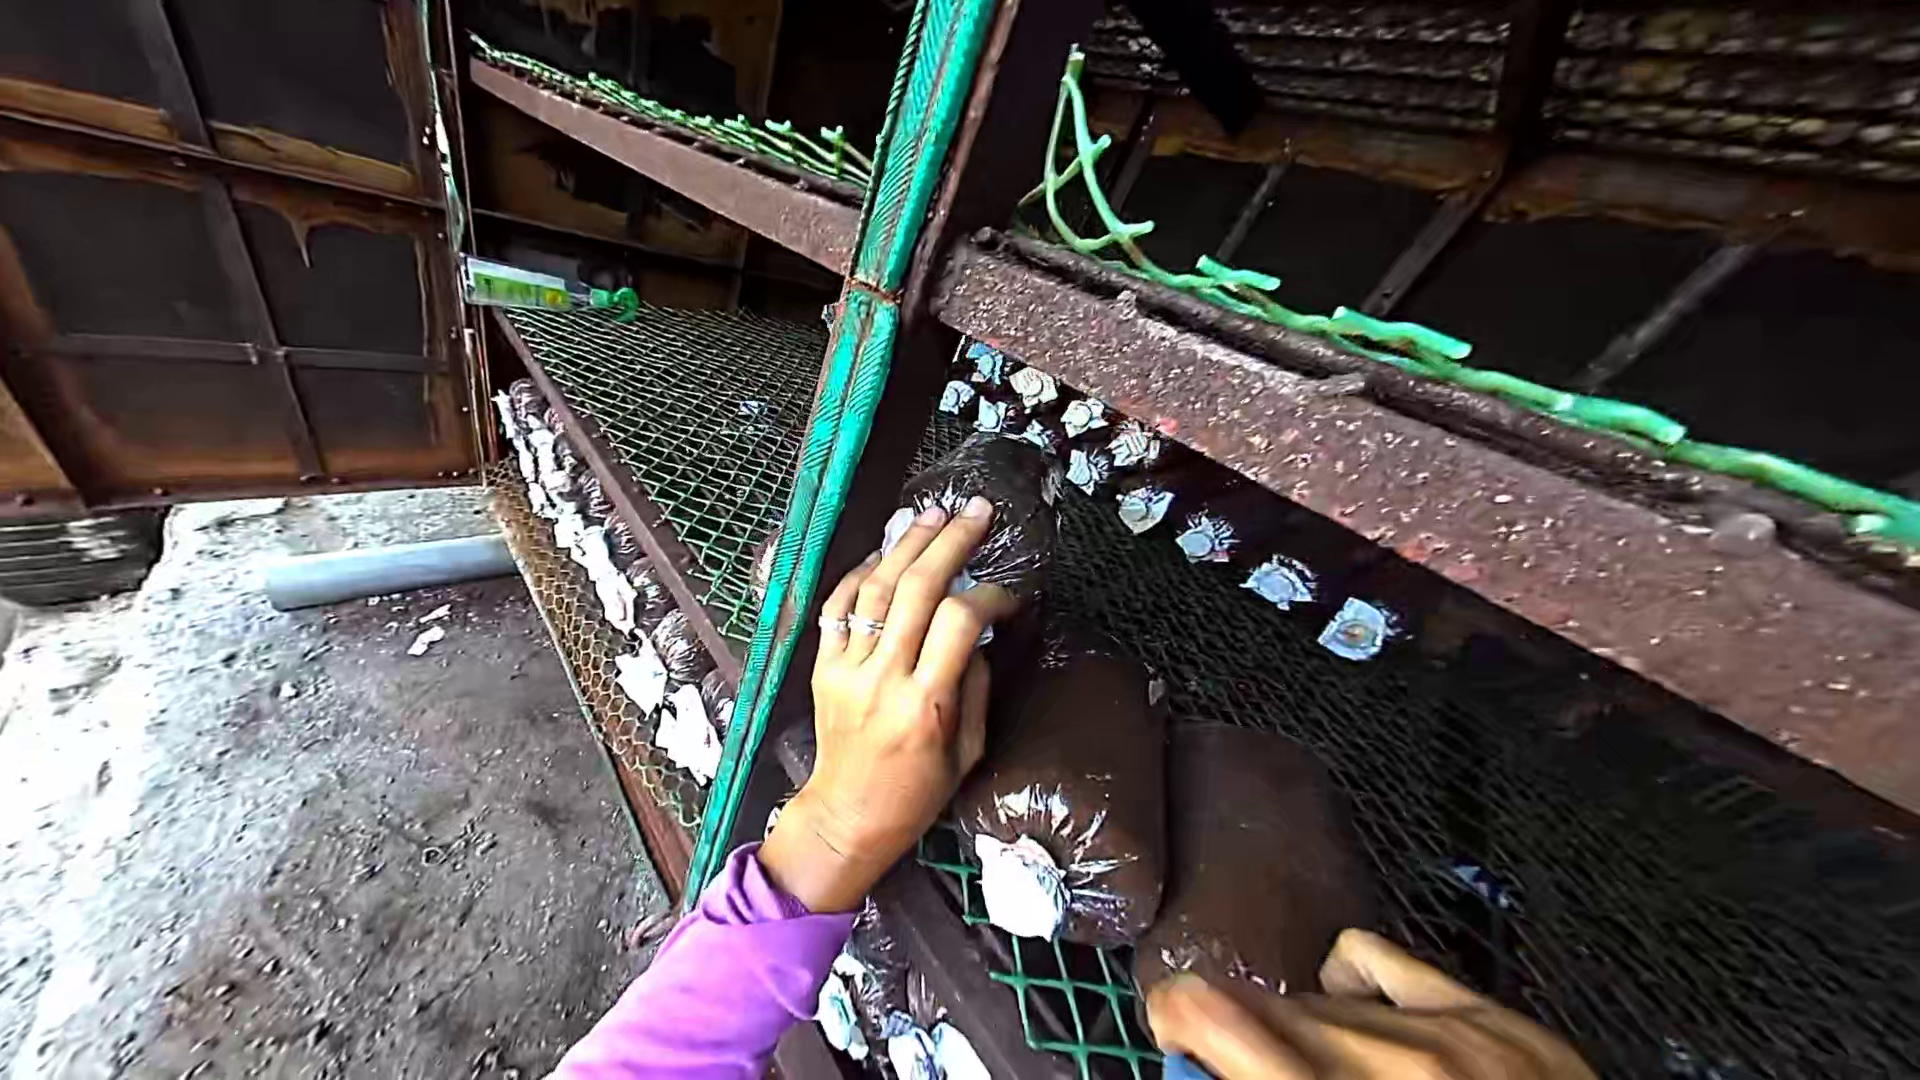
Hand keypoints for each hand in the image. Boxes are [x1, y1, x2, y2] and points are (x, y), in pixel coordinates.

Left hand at [760, 497, 1017, 912]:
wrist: (845, 816)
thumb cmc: (916, 793)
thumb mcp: (968, 750)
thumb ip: (976, 685)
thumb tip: (977, 632)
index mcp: (926, 704)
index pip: (960, 623)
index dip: (989, 596)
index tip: (1006, 595)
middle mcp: (883, 676)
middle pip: (916, 590)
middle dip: (950, 542)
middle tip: (975, 512)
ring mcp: (846, 667)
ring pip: (875, 588)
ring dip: (906, 544)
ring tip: (932, 514)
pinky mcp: (822, 665)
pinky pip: (837, 606)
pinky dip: (859, 571)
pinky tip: (884, 551)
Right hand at [1147, 930, 1595, 1079]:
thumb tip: (1207, 1069)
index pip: (1206, 1010)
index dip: (1171, 1018)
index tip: (1177, 1044)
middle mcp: (1382, 1061)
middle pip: (1256, 1006)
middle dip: (1245, 1048)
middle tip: (1267, 1078)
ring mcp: (1446, 1033)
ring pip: (1311, 998)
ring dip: (1305, 1038)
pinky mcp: (1497, 1019)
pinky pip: (1368, 956)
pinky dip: (1348, 987)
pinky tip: (1372, 1029)